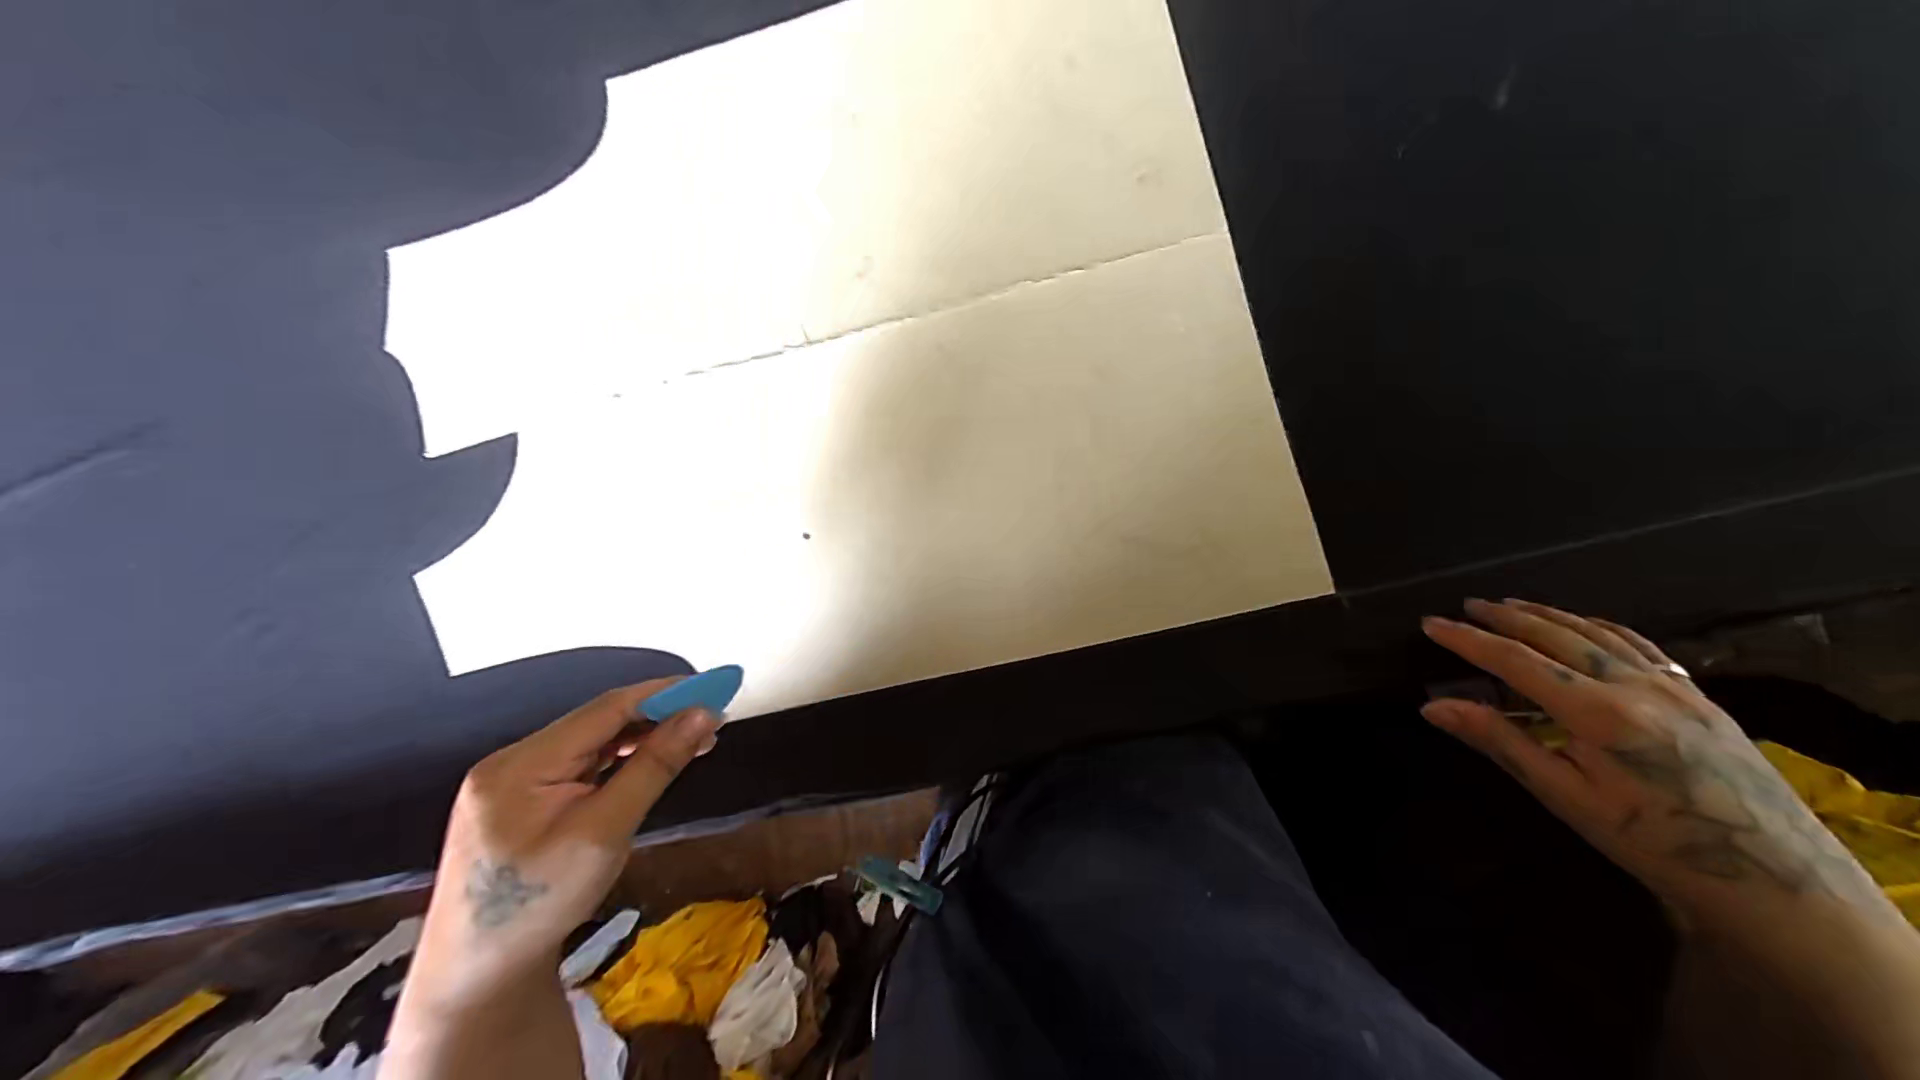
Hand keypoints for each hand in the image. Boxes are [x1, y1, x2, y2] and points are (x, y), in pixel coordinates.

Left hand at [409, 680, 722, 1004]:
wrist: (477, 978)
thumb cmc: (541, 905)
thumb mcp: (605, 832)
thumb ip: (654, 766)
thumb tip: (702, 714)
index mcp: (521, 764)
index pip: (605, 708)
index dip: (663, 693)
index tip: (713, 689)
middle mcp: (511, 761)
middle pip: (597, 722)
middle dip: (656, 716)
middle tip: (710, 723)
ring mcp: (511, 782)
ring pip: (590, 743)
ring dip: (640, 738)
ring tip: (690, 742)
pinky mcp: (518, 802)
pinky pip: (578, 765)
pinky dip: (618, 760)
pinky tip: (646, 763)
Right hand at [1421, 599, 1895, 930]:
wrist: (1779, 883)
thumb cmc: (1655, 844)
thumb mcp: (1566, 797)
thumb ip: (1500, 742)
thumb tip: (1433, 707)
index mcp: (1598, 712)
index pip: (1515, 661)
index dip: (1468, 640)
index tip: (1430, 624)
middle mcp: (1636, 686)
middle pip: (1557, 635)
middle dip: (1506, 617)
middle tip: (1467, 606)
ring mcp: (1675, 687)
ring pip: (1599, 633)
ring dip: (1550, 615)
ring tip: (1513, 605)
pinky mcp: (1701, 696)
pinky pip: (1641, 645)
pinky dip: (1600, 626)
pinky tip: (1585, 625)